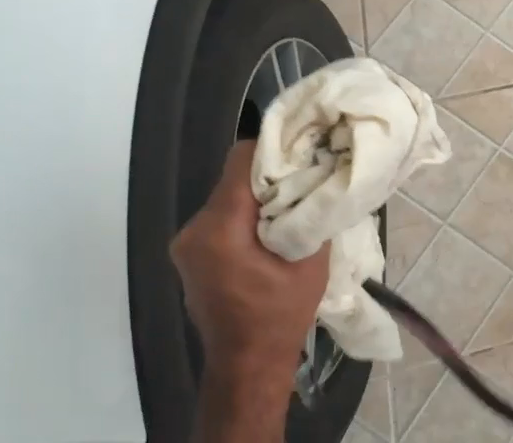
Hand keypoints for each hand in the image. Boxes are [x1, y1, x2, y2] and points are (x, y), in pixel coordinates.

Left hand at [172, 141, 329, 385]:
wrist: (248, 363)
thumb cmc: (281, 313)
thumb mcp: (311, 258)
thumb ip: (312, 211)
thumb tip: (324, 171)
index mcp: (219, 230)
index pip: (242, 161)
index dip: (277, 148)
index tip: (308, 148)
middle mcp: (194, 231)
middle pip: (235, 177)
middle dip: (273, 173)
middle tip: (310, 175)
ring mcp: (188, 244)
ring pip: (230, 195)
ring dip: (262, 194)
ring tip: (297, 201)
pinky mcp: (193, 253)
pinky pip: (223, 215)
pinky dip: (249, 212)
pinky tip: (275, 225)